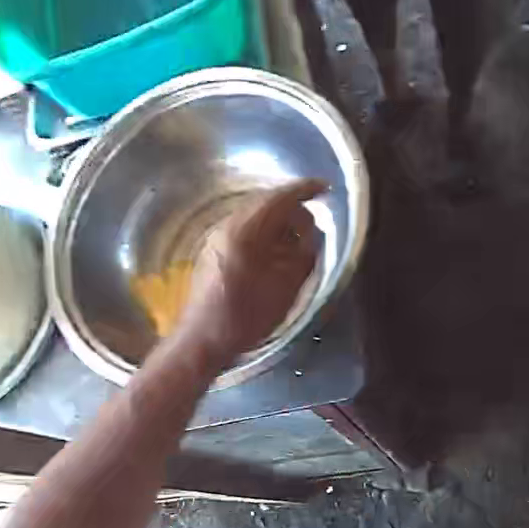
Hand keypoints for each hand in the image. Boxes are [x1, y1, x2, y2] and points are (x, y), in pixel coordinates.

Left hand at [173, 180, 326, 367]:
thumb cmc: (247, 317)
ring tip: (300, 237)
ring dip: (279, 221)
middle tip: (316, 219)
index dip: (305, 190)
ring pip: (254, 215)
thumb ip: (304, 255)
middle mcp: (227, 226)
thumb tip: (313, 233)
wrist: (202, 340)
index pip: (280, 198)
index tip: (326, 188)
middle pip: (265, 203)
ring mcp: (216, 236)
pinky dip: (266, 232)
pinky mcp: (213, 250)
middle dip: (293, 207)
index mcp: (245, 231)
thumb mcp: (287, 288)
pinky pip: (245, 229)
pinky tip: (277, 250)